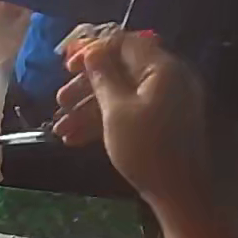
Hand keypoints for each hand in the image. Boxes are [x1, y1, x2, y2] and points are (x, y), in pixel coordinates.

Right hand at [52, 32, 209, 210]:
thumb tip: (92, 51)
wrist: (178, 194)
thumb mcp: (117, 112)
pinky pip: (128, 113)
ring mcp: (164, 103)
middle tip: (59, 102)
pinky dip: (102, 123)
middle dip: (85, 87)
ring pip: (120, 96)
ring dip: (87, 110)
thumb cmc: (146, 149)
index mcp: (161, 68)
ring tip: (60, 130)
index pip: (123, 44)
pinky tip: (75, 140)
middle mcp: (166, 79)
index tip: (66, 66)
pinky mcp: (159, 125)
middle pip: (119, 71)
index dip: (92, 51)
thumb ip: (103, 77)